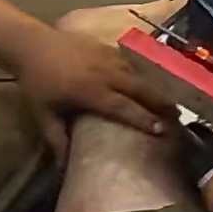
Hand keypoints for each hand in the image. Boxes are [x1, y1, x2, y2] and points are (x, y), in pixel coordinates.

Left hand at [1, 25, 179, 154]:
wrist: (35, 46)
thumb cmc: (38, 83)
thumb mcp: (43, 113)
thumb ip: (57, 137)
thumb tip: (63, 165)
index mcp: (91, 92)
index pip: (123, 108)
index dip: (143, 119)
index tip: (161, 129)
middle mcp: (108, 75)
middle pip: (141, 89)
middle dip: (160, 102)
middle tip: (177, 115)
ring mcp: (112, 59)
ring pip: (141, 75)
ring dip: (156, 88)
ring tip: (169, 100)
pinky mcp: (113, 49)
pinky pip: (133, 64)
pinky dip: (145, 74)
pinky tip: (152, 80)